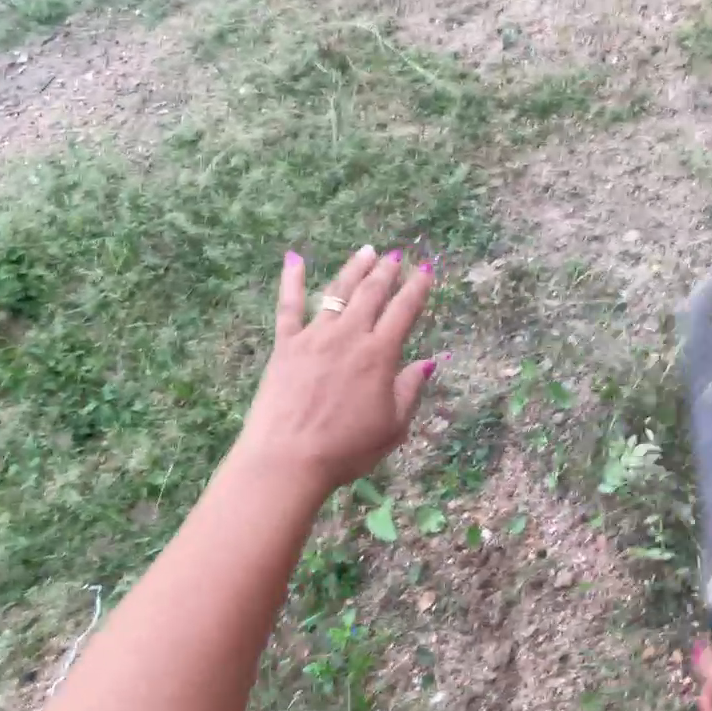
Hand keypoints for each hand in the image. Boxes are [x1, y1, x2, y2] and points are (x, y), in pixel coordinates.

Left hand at [237, 245, 436, 491]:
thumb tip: (426, 362)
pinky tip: (294, 259)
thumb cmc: (346, 449)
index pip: (404, 311)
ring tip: (366, 251)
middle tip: (396, 255)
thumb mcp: (392, 426)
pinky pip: (288, 306)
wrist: (288, 459)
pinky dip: (292, 281)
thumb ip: (409, 390)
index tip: (426, 270)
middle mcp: (349, 336)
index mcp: (379, 355)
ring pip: (337, 292)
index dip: (417, 288)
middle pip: (371, 294)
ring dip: (354, 268)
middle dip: (386, 271)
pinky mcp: (285, 345)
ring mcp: (314, 337)